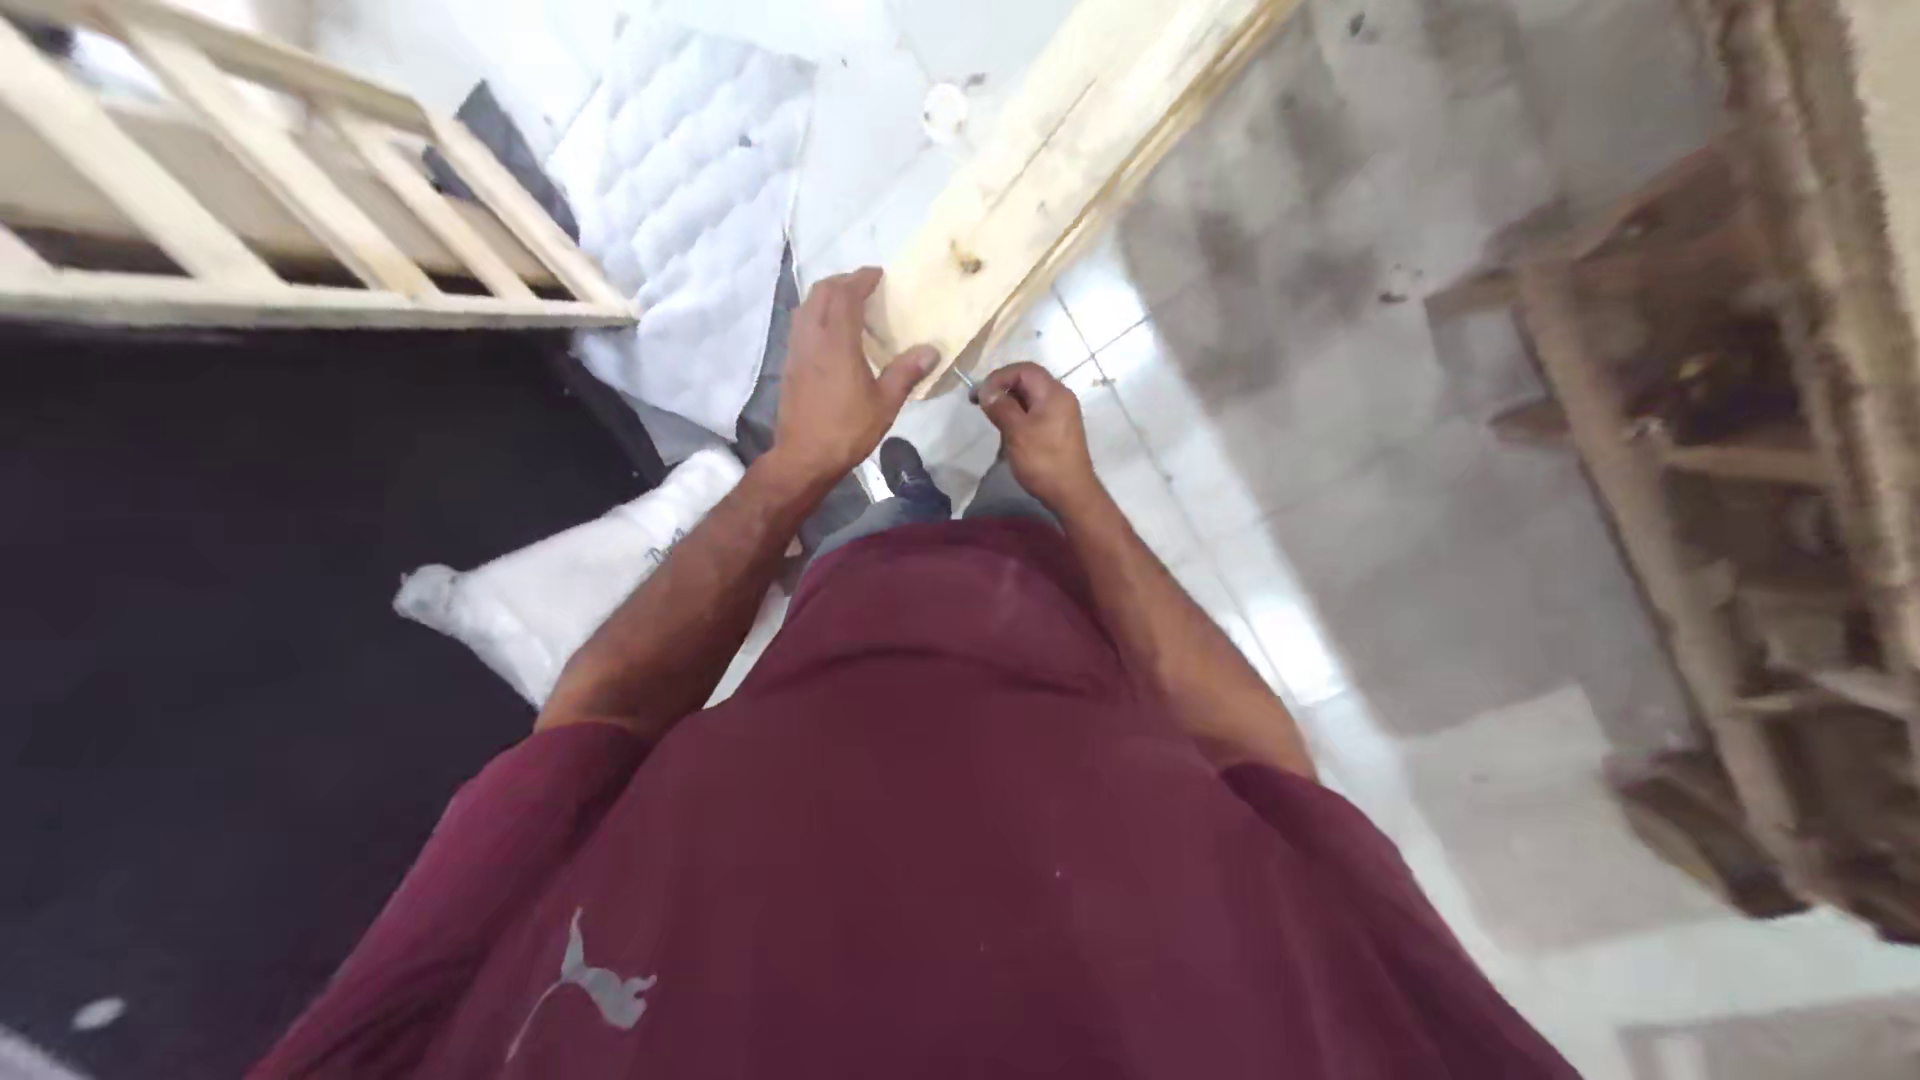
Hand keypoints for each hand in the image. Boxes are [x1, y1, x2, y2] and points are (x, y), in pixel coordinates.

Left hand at [772, 267, 936, 485]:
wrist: (804, 457)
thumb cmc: (847, 430)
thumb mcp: (885, 403)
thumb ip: (906, 372)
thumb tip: (931, 350)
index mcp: (837, 342)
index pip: (845, 295)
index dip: (861, 279)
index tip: (878, 274)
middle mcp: (812, 338)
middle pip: (821, 292)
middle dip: (842, 282)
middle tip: (865, 287)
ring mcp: (797, 350)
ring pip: (806, 306)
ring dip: (826, 296)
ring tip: (849, 306)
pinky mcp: (790, 365)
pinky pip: (801, 325)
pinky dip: (816, 315)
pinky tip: (832, 334)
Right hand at [978, 362, 1103, 512]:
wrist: (1071, 493)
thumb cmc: (1043, 461)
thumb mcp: (1016, 432)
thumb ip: (1001, 407)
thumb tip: (986, 390)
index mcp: (1053, 393)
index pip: (1024, 370)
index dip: (999, 377)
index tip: (979, 395)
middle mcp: (1060, 398)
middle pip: (1028, 381)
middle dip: (1003, 388)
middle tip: (981, 404)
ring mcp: (1062, 414)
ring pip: (1031, 398)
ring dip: (1009, 403)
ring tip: (992, 418)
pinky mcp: (1059, 430)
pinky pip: (1036, 413)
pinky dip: (1019, 416)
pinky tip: (1008, 431)